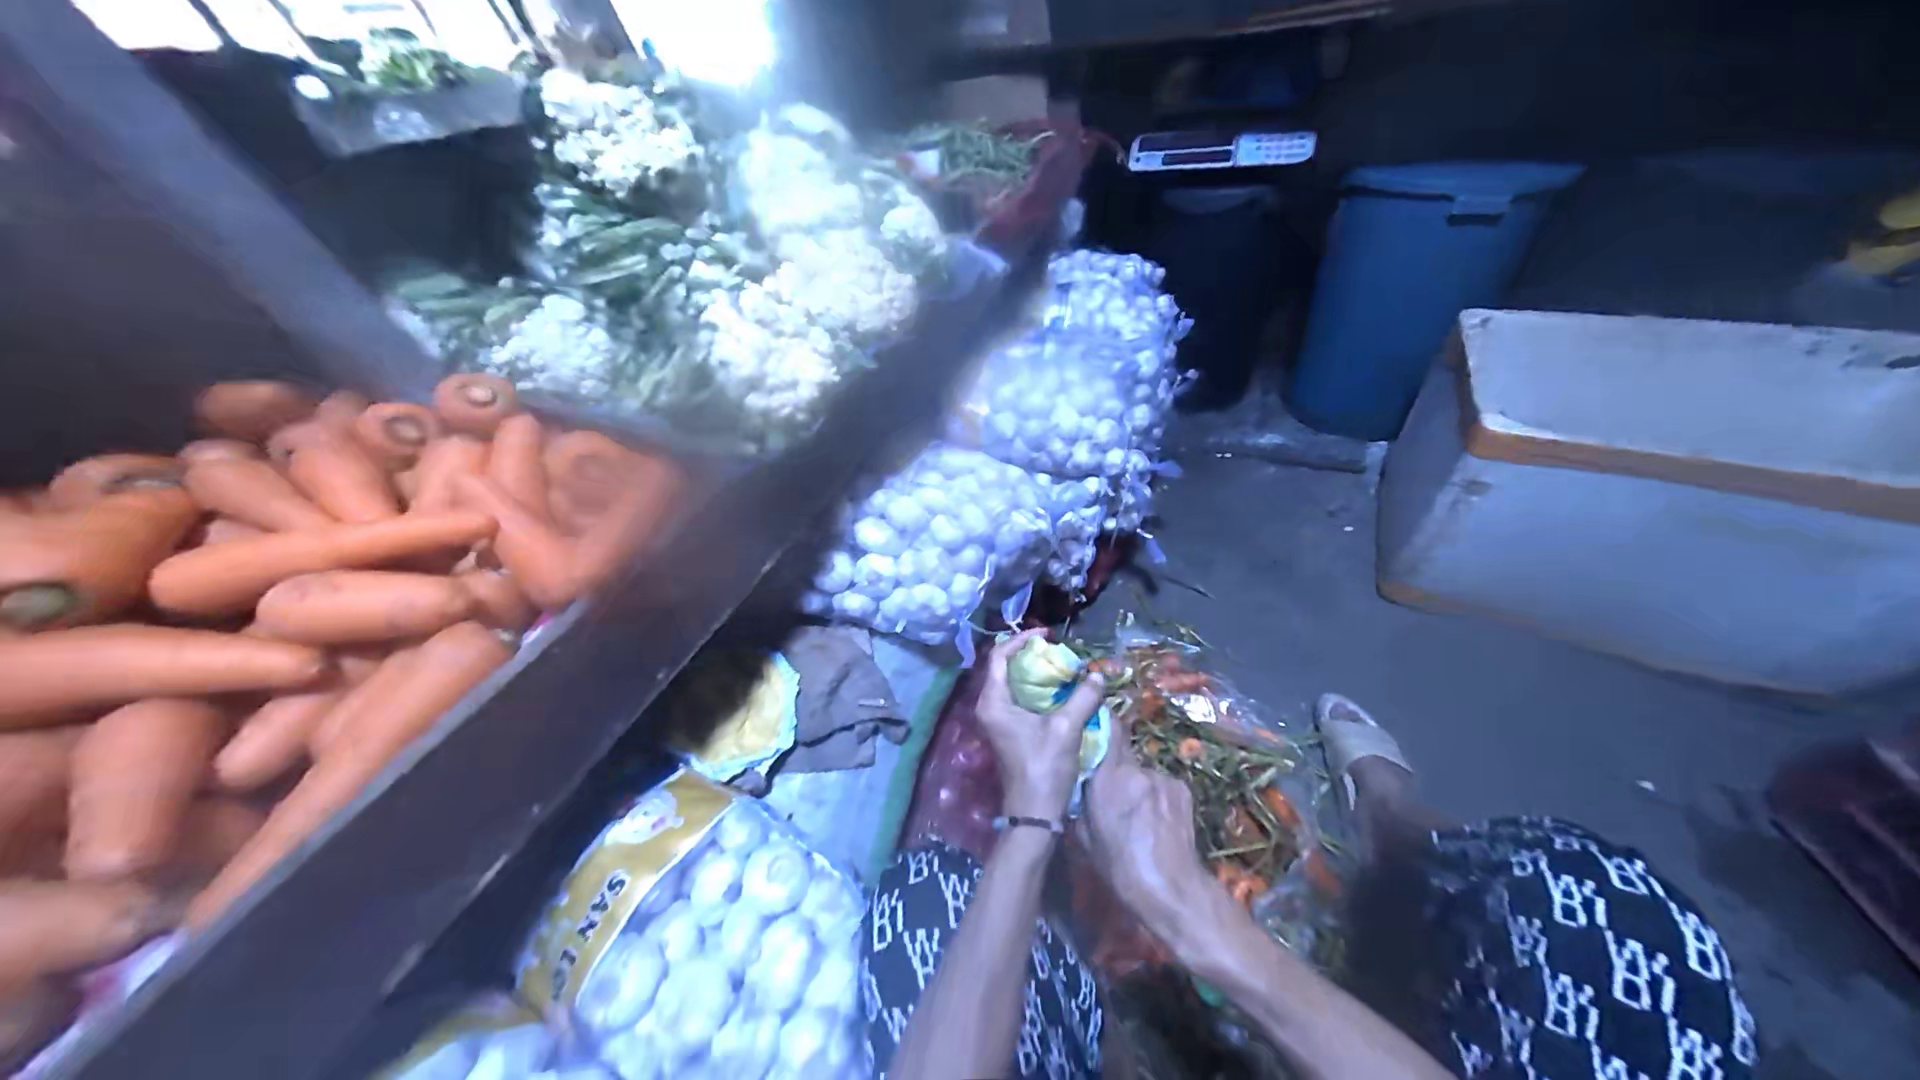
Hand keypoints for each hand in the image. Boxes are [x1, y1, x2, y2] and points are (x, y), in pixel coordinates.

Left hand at [975, 629, 1105, 821]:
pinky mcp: (1006, 730)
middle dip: (1029, 654)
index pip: (999, 656)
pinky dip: (1035, 688)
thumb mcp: (1066, 729)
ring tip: (1059, 665)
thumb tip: (1097, 675)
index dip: (1021, 640)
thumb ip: (1082, 698)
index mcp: (993, 701)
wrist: (1034, 813)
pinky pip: (1017, 698)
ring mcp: (996, 719)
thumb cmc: (1044, 767)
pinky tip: (1057, 689)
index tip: (1046, 635)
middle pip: (1003, 667)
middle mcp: (988, 706)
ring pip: (1011, 683)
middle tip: (1056, 649)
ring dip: (1033, 671)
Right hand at [1082, 706, 1220, 938]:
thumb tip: (1079, 787)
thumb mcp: (1084, 835)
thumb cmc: (1118, 866)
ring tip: (1139, 815)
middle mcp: (1135, 768)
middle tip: (1114, 791)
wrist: (1169, 887)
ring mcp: (1162, 777)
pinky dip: (1157, 796)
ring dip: (1138, 785)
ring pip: (1143, 773)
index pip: (1108, 729)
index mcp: (1107, 776)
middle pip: (1123, 754)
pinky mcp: (1182, 789)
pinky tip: (1158, 821)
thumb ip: (1081, 801)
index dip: (1102, 723)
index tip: (1095, 724)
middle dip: (1117, 767)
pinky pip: (1162, 785)